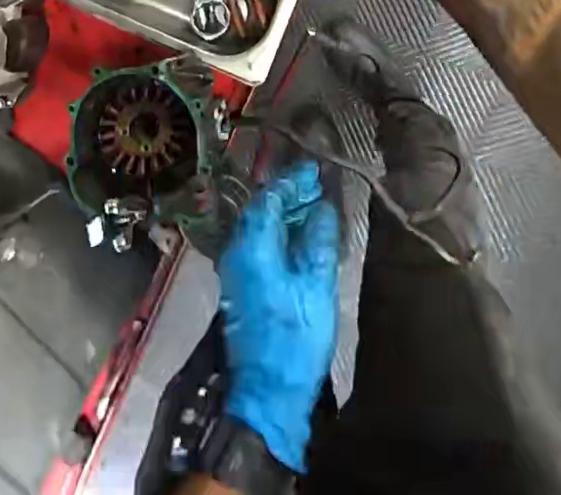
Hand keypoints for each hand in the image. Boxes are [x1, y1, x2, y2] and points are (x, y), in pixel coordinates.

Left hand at [218, 162, 339, 472]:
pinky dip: (280, 233)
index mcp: (251, 244)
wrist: (268, 391)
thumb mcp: (316, 286)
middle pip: (261, 209)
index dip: (293, 180)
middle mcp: (237, 249)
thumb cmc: (295, 337)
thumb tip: (323, 207)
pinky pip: (260, 244)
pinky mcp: (242, 283)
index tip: (315, 168)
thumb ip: (319, 240)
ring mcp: (236, 267)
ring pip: (260, 226)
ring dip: (286, 214)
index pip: (269, 197)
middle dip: (290, 194)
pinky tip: (303, 235)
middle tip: (318, 184)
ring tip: (316, 205)